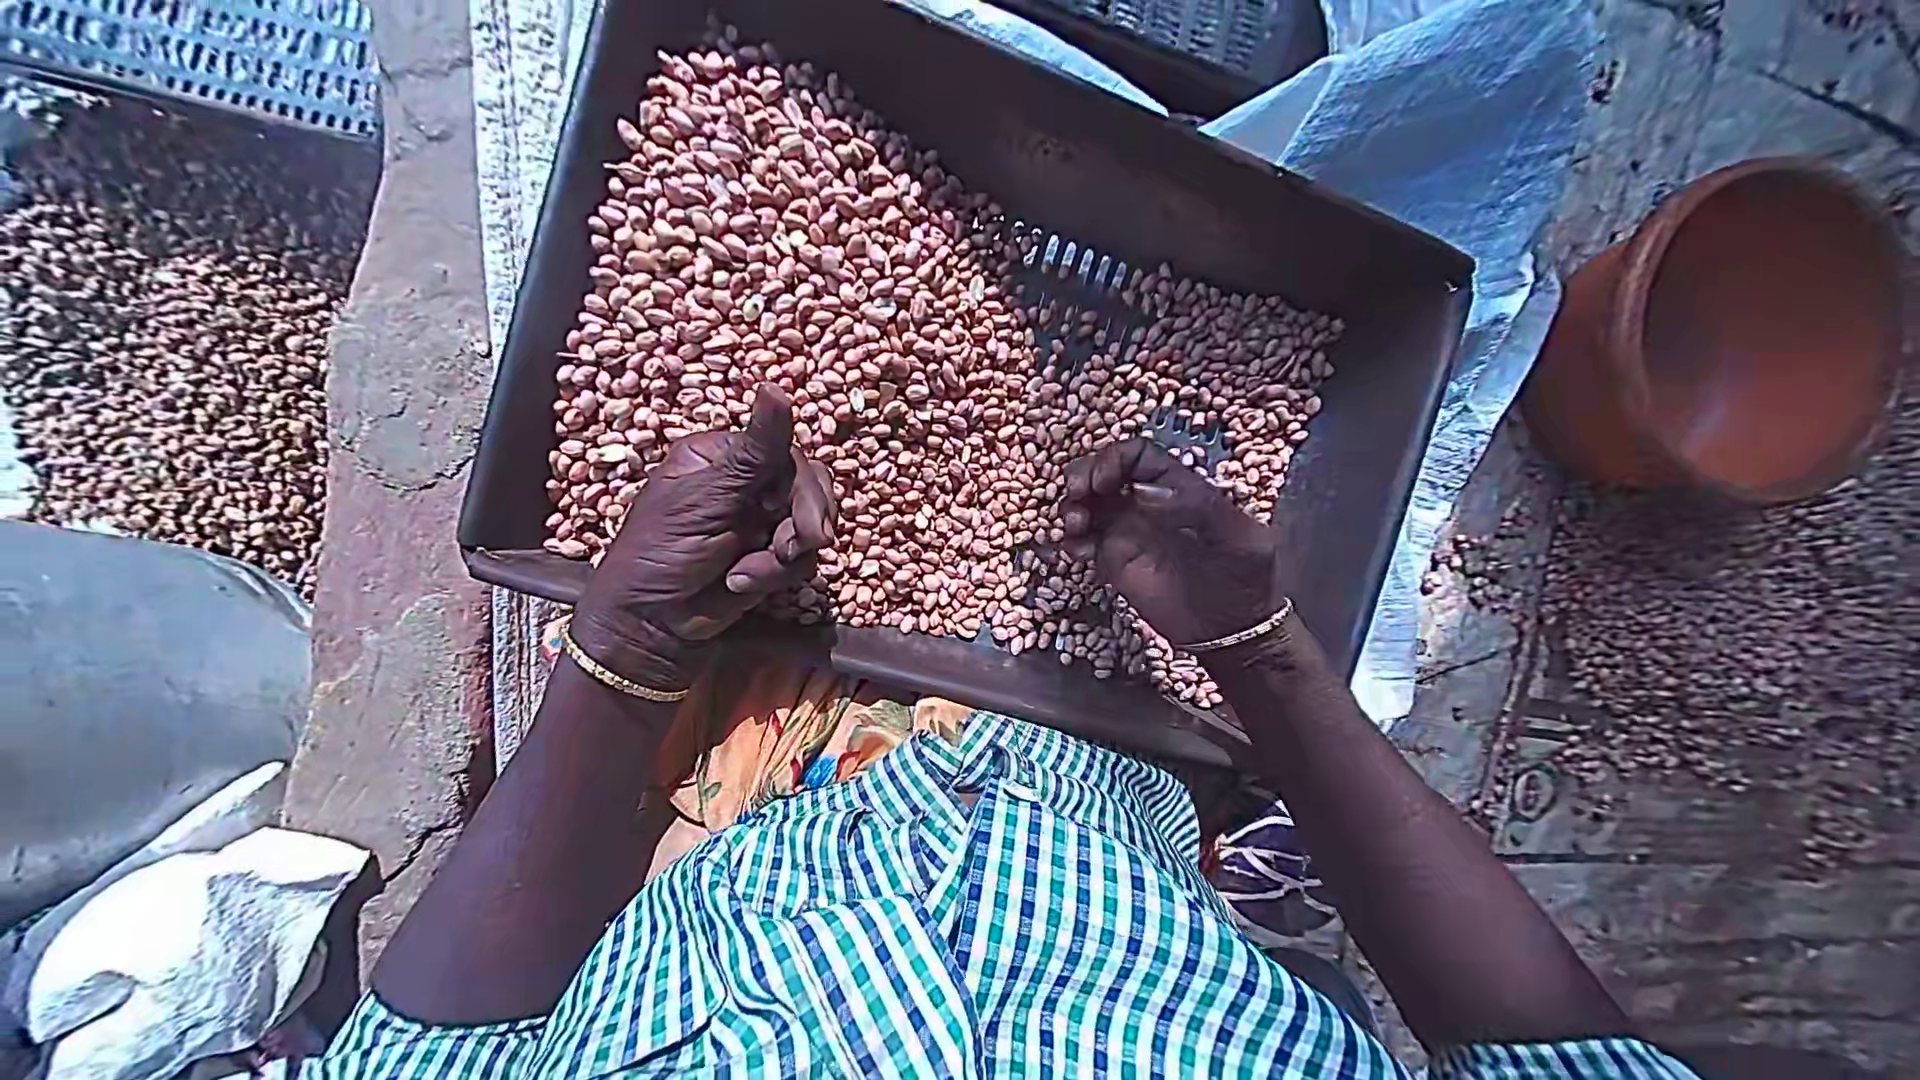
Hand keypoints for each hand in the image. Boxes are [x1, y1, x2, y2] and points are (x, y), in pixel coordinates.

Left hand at [570, 385, 835, 690]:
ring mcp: (763, 520)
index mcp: (726, 457)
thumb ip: (753, 451)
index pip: (785, 453)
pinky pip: (804, 557)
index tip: (785, 512)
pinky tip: (743, 583)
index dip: (797, 485)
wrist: (649, 626)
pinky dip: (778, 574)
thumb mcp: (705, 499)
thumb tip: (776, 387)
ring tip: (753, 570)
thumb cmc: (659, 553)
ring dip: (789, 552)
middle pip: (809, 485)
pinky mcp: (772, 555)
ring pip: (813, 523)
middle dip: (804, 520)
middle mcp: (749, 483)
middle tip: (796, 546)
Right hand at [1059, 439, 1283, 646]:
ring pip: (1086, 503)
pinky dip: (1071, 540)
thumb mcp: (1239, 538)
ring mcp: (1126, 531)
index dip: (1112, 459)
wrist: (1228, 632)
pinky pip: (1081, 540)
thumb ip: (1198, 508)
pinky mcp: (1112, 560)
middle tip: (1075, 494)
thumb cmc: (1242, 579)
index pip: (1136, 455)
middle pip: (1102, 471)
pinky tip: (1080, 552)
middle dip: (1082, 476)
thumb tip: (1144, 493)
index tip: (1100, 481)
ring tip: (1075, 527)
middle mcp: (1145, 503)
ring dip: (1071, 507)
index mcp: (1176, 487)